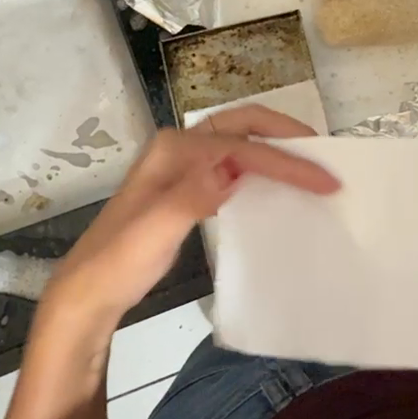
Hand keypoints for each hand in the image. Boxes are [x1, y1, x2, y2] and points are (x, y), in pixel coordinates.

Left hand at [41, 105, 339, 321]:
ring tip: (313, 167)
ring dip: (278, 148)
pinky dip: (263, 169)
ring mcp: (184, 166)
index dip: (287, 161)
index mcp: (174, 150)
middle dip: (287, 134)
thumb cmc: (119, 263)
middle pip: (244, 125)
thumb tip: (232, 167)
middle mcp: (180, 148)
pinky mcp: (189, 187)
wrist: (90, 292)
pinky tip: (280, 188)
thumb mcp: (153, 233)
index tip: (327, 182)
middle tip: (326, 156)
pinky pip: (235, 165)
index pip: (243, 147)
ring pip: (241, 142)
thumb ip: (190, 196)